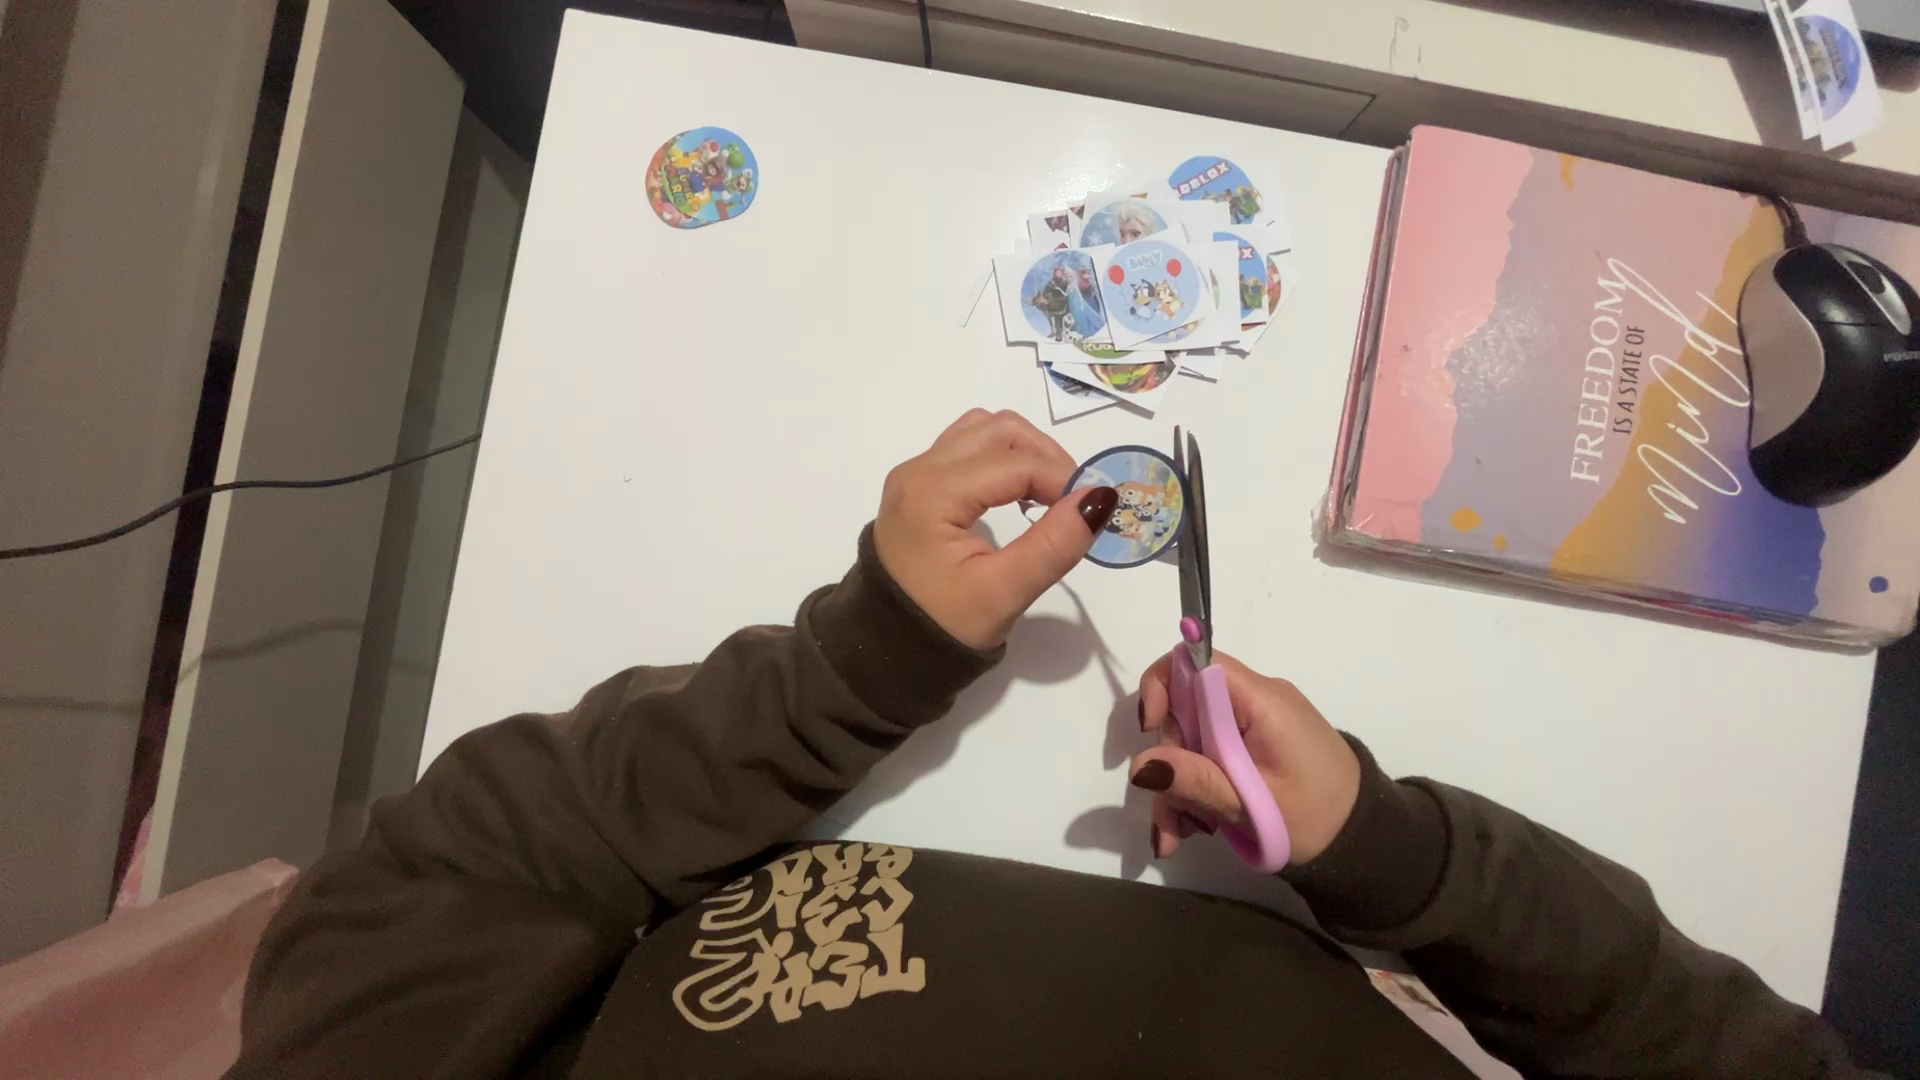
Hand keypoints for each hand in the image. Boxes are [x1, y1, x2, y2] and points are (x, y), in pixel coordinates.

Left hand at [874, 409, 1118, 649]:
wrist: (886, 646)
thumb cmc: (942, 626)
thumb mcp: (1003, 594)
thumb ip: (1053, 545)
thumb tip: (1100, 498)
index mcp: (932, 493)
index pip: (1016, 462)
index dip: (1064, 479)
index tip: (1096, 511)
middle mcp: (919, 470)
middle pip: (999, 430)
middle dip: (1046, 457)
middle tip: (1075, 500)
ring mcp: (915, 474)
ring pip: (983, 431)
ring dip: (1025, 453)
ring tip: (1050, 496)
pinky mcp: (920, 484)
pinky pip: (968, 448)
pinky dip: (1002, 459)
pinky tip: (1019, 495)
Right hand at [1130, 650, 1360, 864]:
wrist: (1367, 842)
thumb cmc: (1319, 817)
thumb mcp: (1252, 805)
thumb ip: (1196, 781)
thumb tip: (1139, 767)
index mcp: (1260, 700)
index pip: (1196, 661)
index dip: (1162, 686)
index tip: (1150, 729)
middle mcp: (1253, 700)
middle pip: (1185, 709)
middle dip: (1167, 761)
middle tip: (1168, 812)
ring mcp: (1251, 723)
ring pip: (1191, 739)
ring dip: (1176, 785)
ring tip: (1176, 835)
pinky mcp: (1251, 744)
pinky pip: (1209, 753)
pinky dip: (1194, 787)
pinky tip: (1190, 827)